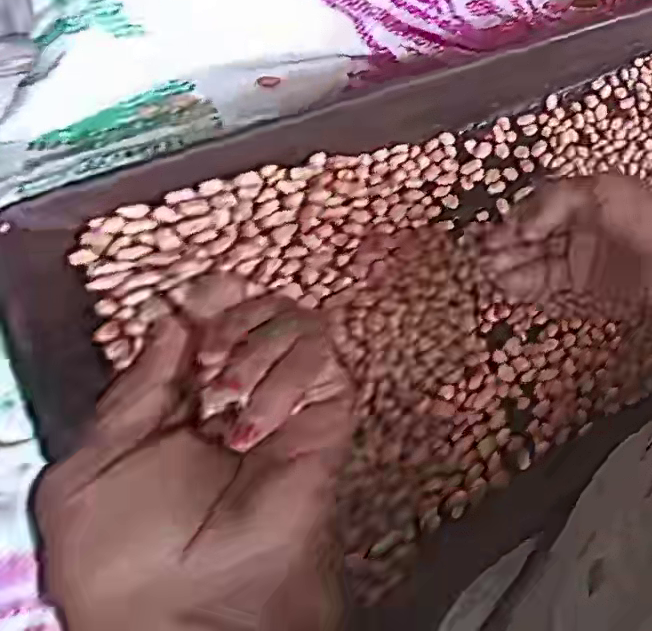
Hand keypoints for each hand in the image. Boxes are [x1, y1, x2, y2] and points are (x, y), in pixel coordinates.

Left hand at [35, 291, 352, 630]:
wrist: (189, 584)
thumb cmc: (125, 543)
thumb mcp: (95, 463)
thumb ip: (138, 389)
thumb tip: (177, 315)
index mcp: (183, 394)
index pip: (208, 325)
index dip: (210, 299)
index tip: (202, 289)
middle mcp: (243, 382)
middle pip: (263, 309)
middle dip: (235, 321)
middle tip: (209, 362)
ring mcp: (294, 390)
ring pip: (300, 323)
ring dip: (258, 351)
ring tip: (226, 399)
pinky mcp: (333, 400)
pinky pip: (322, 360)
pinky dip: (283, 381)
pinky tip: (253, 424)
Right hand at [479, 176, 651, 320]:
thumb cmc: (646, 220)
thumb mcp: (598, 191)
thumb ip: (553, 200)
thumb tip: (520, 223)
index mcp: (589, 195)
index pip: (539, 203)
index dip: (515, 215)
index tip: (492, 227)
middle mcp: (583, 223)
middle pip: (531, 231)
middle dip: (503, 239)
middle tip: (480, 251)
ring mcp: (582, 253)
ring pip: (532, 256)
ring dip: (505, 262)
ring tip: (485, 268)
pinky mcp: (582, 281)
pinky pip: (543, 280)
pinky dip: (520, 281)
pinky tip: (502, 282)